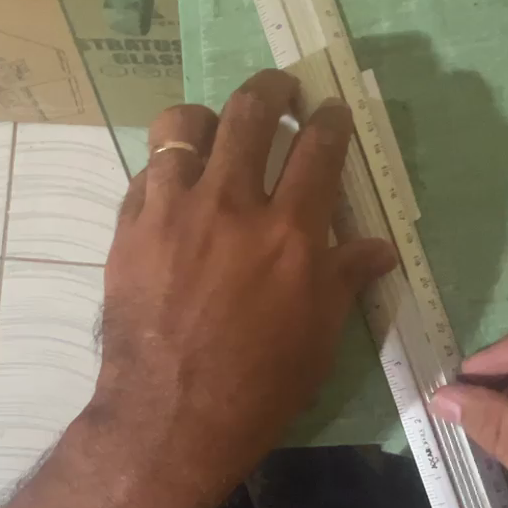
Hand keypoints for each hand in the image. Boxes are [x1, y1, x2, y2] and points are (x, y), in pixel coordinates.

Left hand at [77, 69, 395, 507]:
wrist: (171, 418)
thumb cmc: (256, 388)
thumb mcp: (318, 339)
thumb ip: (343, 280)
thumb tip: (378, 249)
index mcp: (290, 234)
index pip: (319, 148)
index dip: (330, 121)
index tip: (330, 115)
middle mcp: (231, 206)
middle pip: (251, 112)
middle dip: (273, 89)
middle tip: (280, 92)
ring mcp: (172, 213)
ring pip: (182, 126)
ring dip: (206, 120)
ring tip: (213, 132)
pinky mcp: (129, 231)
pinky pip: (145, 174)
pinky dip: (165, 171)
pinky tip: (173, 191)